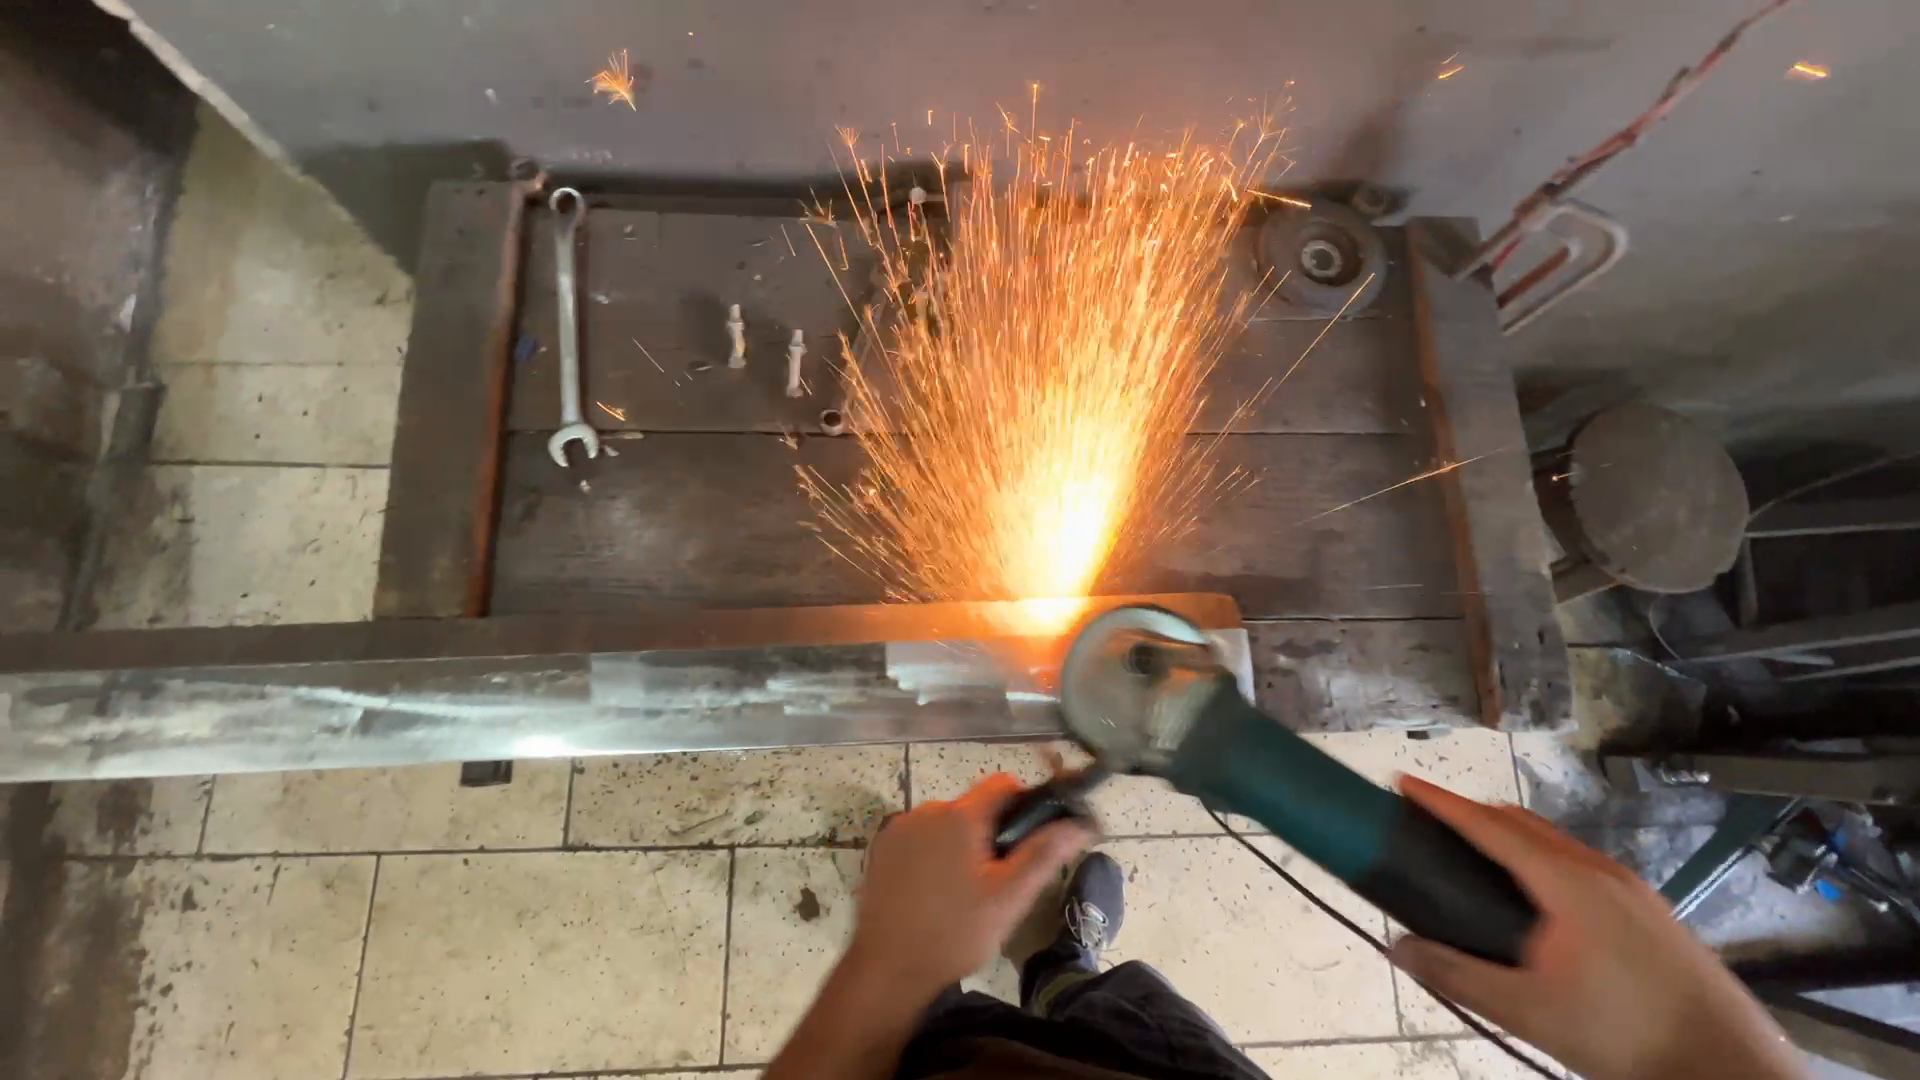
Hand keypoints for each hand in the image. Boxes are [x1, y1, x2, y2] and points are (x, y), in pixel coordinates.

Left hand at [848, 773, 1094, 999]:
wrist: (888, 969)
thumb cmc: (955, 933)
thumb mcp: (1008, 898)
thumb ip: (1044, 854)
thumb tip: (1080, 823)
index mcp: (960, 816)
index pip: (1002, 785)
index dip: (1022, 804)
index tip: (1027, 840)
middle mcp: (927, 810)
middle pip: (972, 807)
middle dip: (988, 834)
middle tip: (995, 880)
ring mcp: (899, 828)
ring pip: (945, 823)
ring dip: (958, 844)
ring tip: (962, 891)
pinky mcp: (880, 848)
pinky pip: (918, 837)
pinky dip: (930, 853)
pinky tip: (932, 891)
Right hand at [1388, 776, 1801, 1079]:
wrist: (1735, 1077)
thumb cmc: (1625, 1037)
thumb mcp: (1528, 1013)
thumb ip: (1457, 976)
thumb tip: (1397, 949)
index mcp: (1567, 882)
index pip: (1490, 825)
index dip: (1442, 801)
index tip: (1404, 782)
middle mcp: (1600, 871)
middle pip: (1522, 822)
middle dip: (1470, 813)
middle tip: (1429, 823)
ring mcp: (1633, 889)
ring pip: (1554, 840)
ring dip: (1507, 833)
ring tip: (1474, 854)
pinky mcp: (1652, 911)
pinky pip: (1579, 860)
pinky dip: (1539, 855)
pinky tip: (1534, 895)